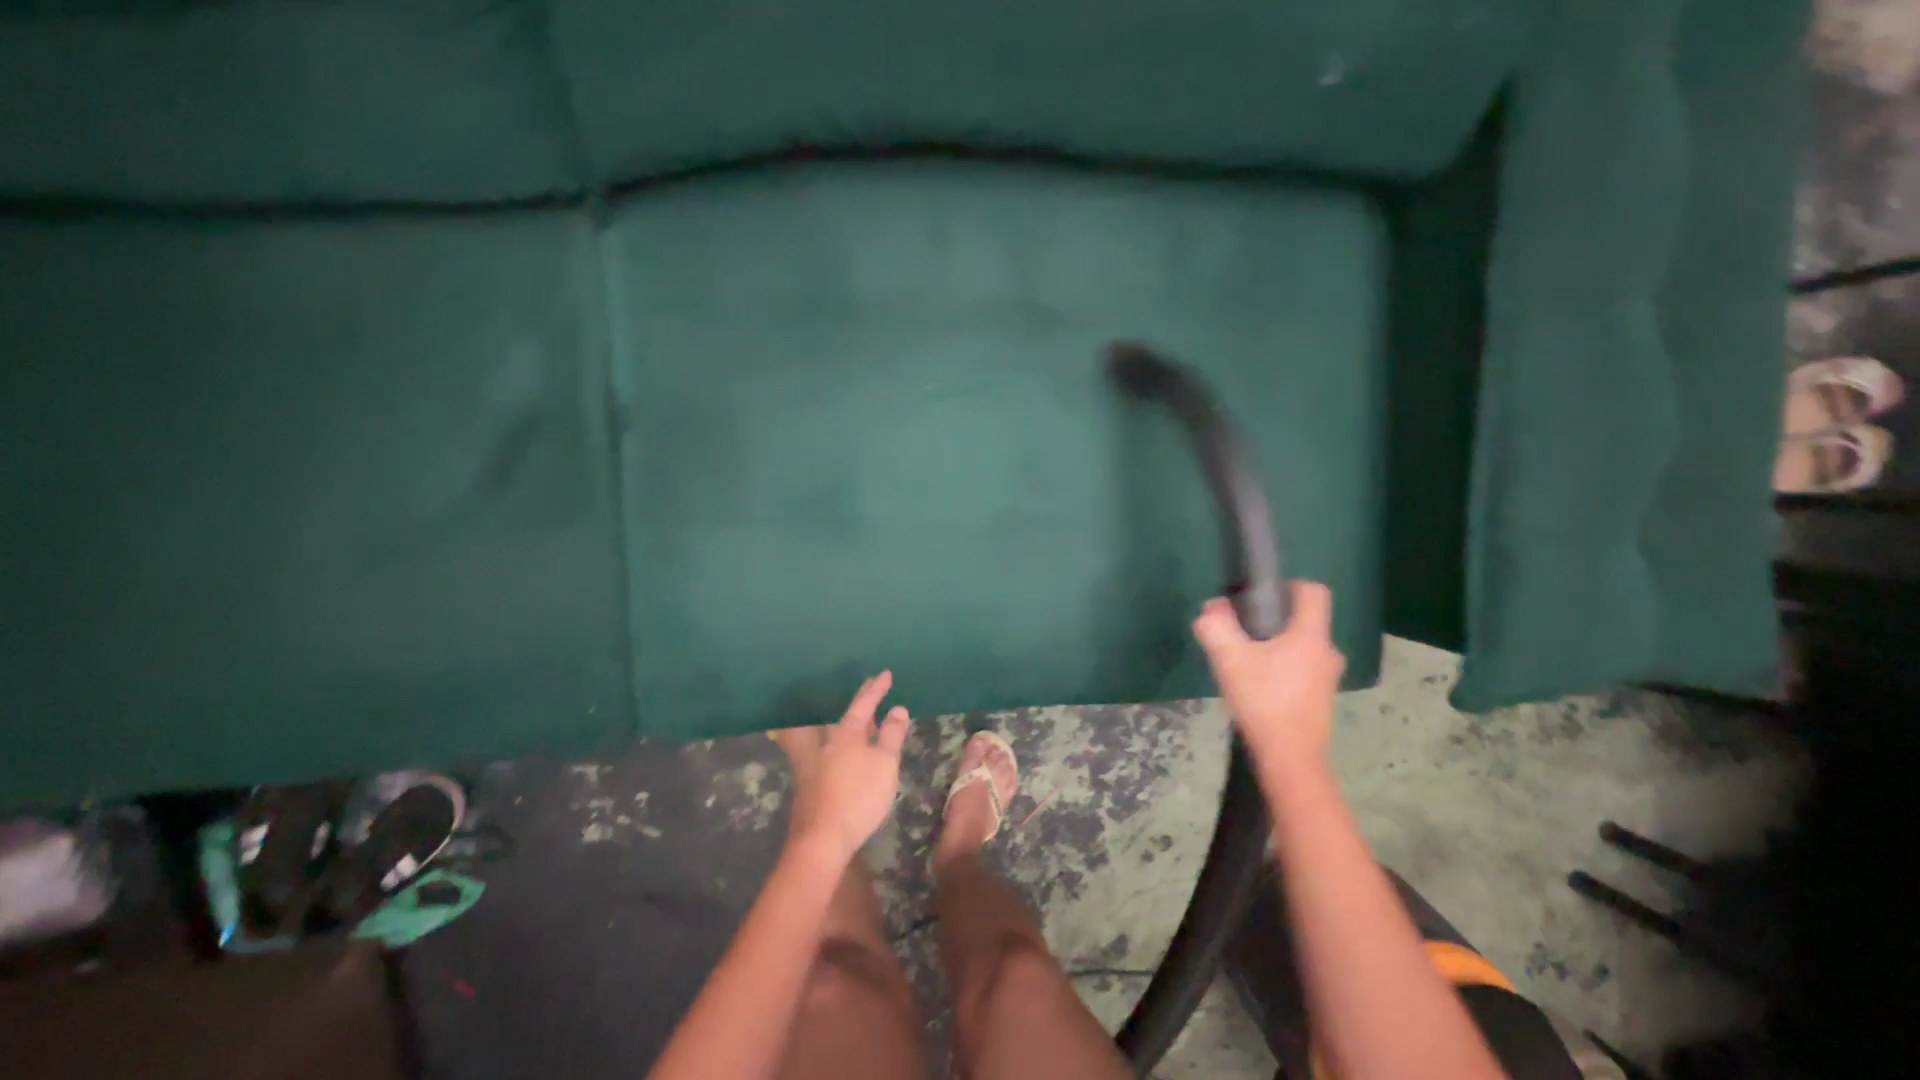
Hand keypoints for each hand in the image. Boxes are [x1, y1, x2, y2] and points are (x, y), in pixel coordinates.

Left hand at [781, 671, 911, 861]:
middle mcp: (826, 743)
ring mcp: (815, 764)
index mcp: (846, 734)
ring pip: (833, 734)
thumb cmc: (858, 796)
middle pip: (844, 717)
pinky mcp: (811, 784)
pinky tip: (847, 754)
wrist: (822, 838)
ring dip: (848, 724)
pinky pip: (829, 751)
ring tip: (861, 719)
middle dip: (859, 702)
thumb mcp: (884, 764)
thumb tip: (897, 708)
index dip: (875, 689)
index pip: (863, 705)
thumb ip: (891, 736)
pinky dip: (842, 744)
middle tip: (870, 688)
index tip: (886, 674)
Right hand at [1193, 581, 1343, 767]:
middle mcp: (1327, 651)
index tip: (1263, 598)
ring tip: (1249, 664)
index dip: (1290, 586)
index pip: (1314, 592)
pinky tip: (1261, 689)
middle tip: (1245, 634)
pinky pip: (1304, 671)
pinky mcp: (1323, 699)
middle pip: (1306, 621)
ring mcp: (1329, 678)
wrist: (1290, 758)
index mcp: (1311, 635)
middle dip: (1276, 622)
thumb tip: (1211, 608)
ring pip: (1304, 648)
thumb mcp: (1230, 661)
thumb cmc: (1264, 702)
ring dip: (1279, 648)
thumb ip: (1216, 628)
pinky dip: (1285, 671)